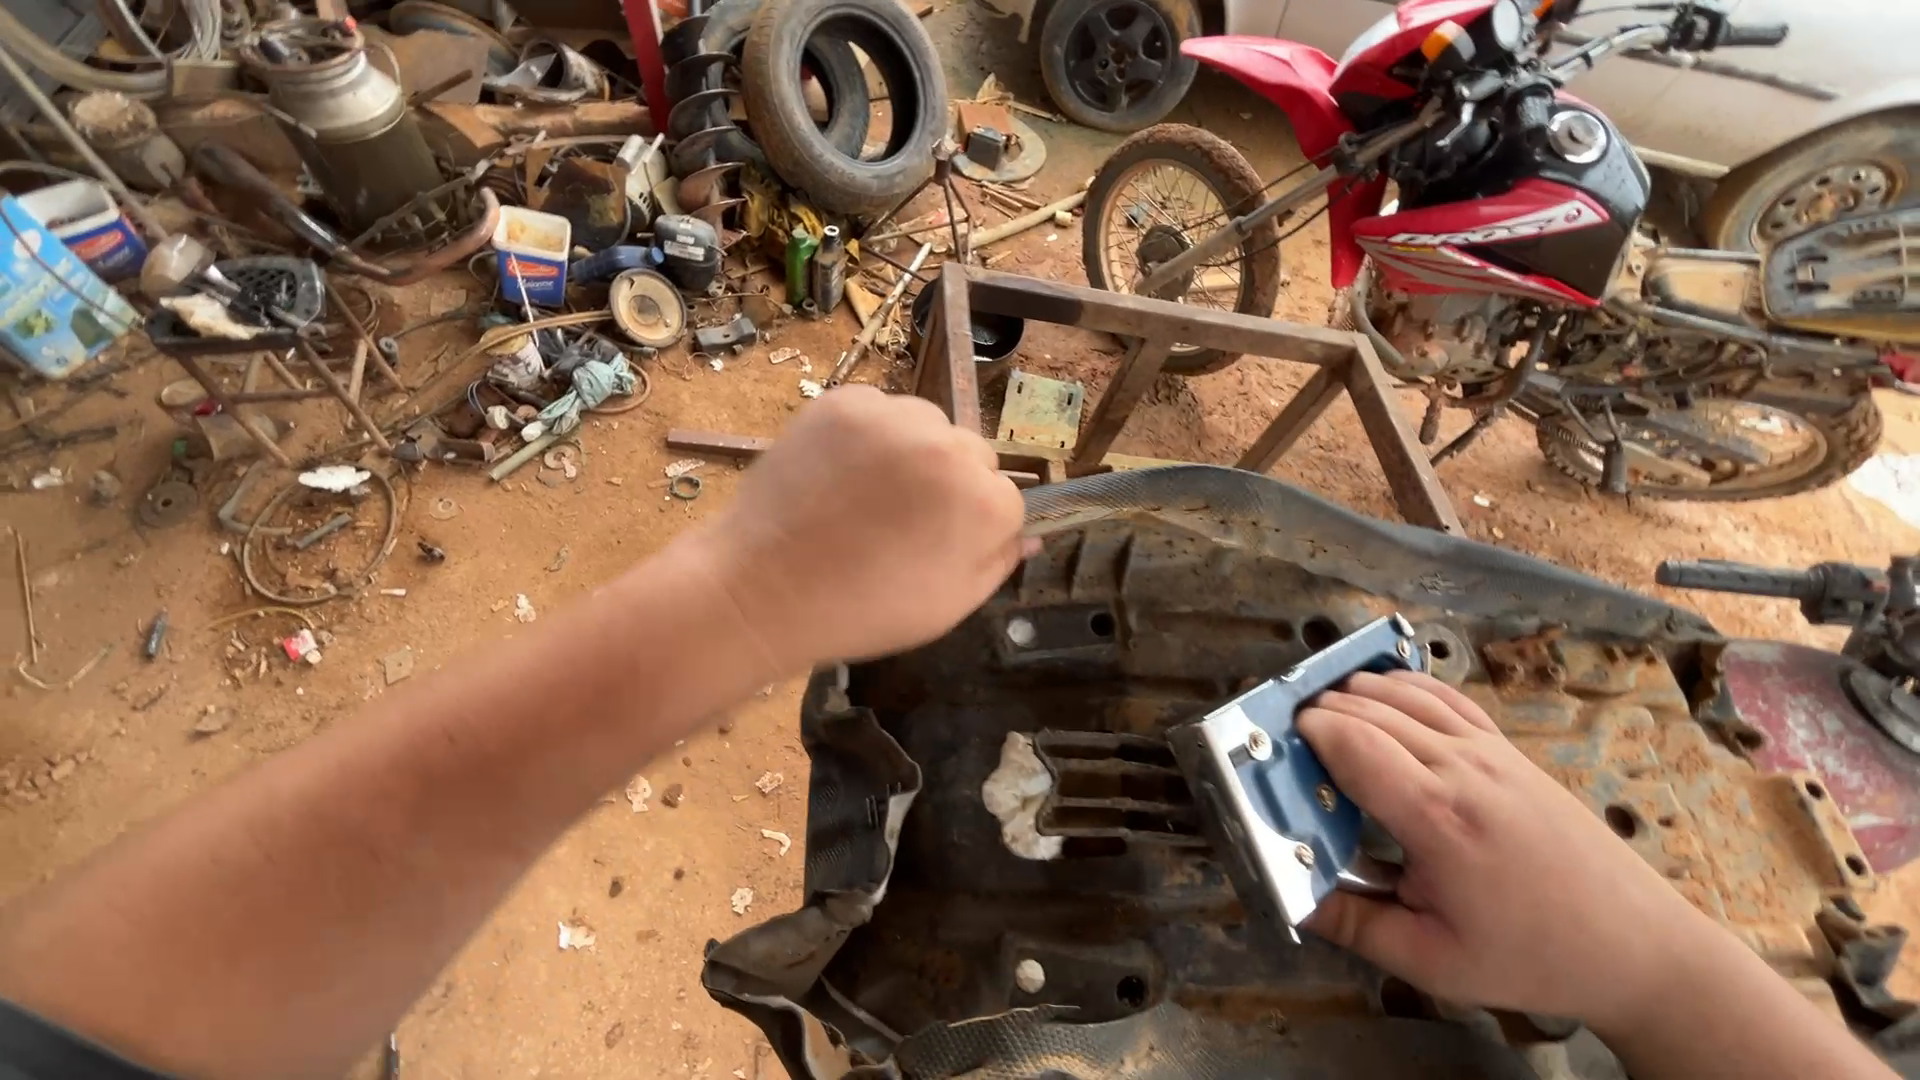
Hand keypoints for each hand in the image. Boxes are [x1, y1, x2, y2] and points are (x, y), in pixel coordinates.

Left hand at [679, 386, 1028, 671]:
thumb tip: (1029, 535)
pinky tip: (841, 474)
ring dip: (914, 453)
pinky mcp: (844, 401)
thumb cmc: (862, 610)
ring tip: (868, 496)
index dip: (974, 527)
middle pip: (972, 455)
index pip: (1006, 499)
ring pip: (928, 427)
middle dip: (951, 484)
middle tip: (902, 521)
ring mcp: (893, 417)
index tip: (939, 546)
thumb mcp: (948, 606)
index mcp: (984, 501)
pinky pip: (879, 411)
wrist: (762, 590)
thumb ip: (998, 563)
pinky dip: (869, 436)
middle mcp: (949, 446)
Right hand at [1298, 671, 1714, 1031]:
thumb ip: (1350, 924)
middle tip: (1290, 745)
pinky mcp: (1506, 747)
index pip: (1351, 741)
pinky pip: (1442, 695)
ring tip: (1324, 720)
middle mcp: (1461, 768)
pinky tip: (1379, 698)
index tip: (1279, 750)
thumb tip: (1288, 895)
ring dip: (1352, 695)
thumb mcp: (1431, 959)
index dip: (1305, 733)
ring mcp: (1489, 751)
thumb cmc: (1533, 956)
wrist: (1642, 949)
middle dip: (1317, 714)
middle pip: (1366, 708)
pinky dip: (1399, 686)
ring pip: (1400, 692)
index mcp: (1436, 818)